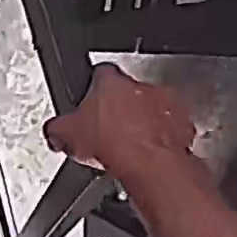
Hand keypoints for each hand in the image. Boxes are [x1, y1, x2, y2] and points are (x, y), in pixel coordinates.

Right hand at [43, 63, 196, 179]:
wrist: (148, 163)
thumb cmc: (112, 144)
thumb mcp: (64, 135)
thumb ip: (56, 127)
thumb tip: (54, 130)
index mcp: (110, 82)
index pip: (99, 73)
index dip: (92, 88)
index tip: (90, 100)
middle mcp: (141, 86)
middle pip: (126, 92)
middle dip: (117, 109)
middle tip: (106, 131)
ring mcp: (165, 103)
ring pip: (150, 108)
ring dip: (140, 122)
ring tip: (126, 146)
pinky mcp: (183, 122)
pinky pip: (169, 126)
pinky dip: (159, 137)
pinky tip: (145, 153)